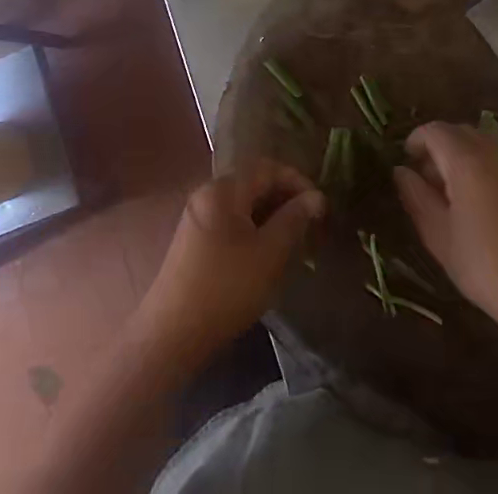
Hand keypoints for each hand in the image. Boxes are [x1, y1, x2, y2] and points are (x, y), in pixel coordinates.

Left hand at [134, 160, 324, 361]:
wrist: (175, 330)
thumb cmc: (228, 287)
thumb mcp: (270, 252)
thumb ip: (294, 219)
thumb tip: (316, 197)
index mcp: (223, 189)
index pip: (266, 167)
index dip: (297, 180)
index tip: (322, 206)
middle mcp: (207, 194)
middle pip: (253, 182)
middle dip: (285, 198)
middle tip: (313, 224)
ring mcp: (197, 216)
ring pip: (243, 204)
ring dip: (271, 214)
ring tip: (296, 239)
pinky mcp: (195, 238)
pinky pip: (230, 220)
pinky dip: (254, 227)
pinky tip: (268, 251)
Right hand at [393, 121, 497, 332]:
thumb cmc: (487, 268)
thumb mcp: (439, 236)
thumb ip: (416, 197)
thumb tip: (402, 172)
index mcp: (468, 161)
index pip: (435, 131)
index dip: (415, 141)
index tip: (407, 165)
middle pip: (463, 133)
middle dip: (441, 148)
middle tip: (429, 181)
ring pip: (489, 146)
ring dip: (467, 159)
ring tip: (459, 197)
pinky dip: (492, 172)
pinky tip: (491, 209)